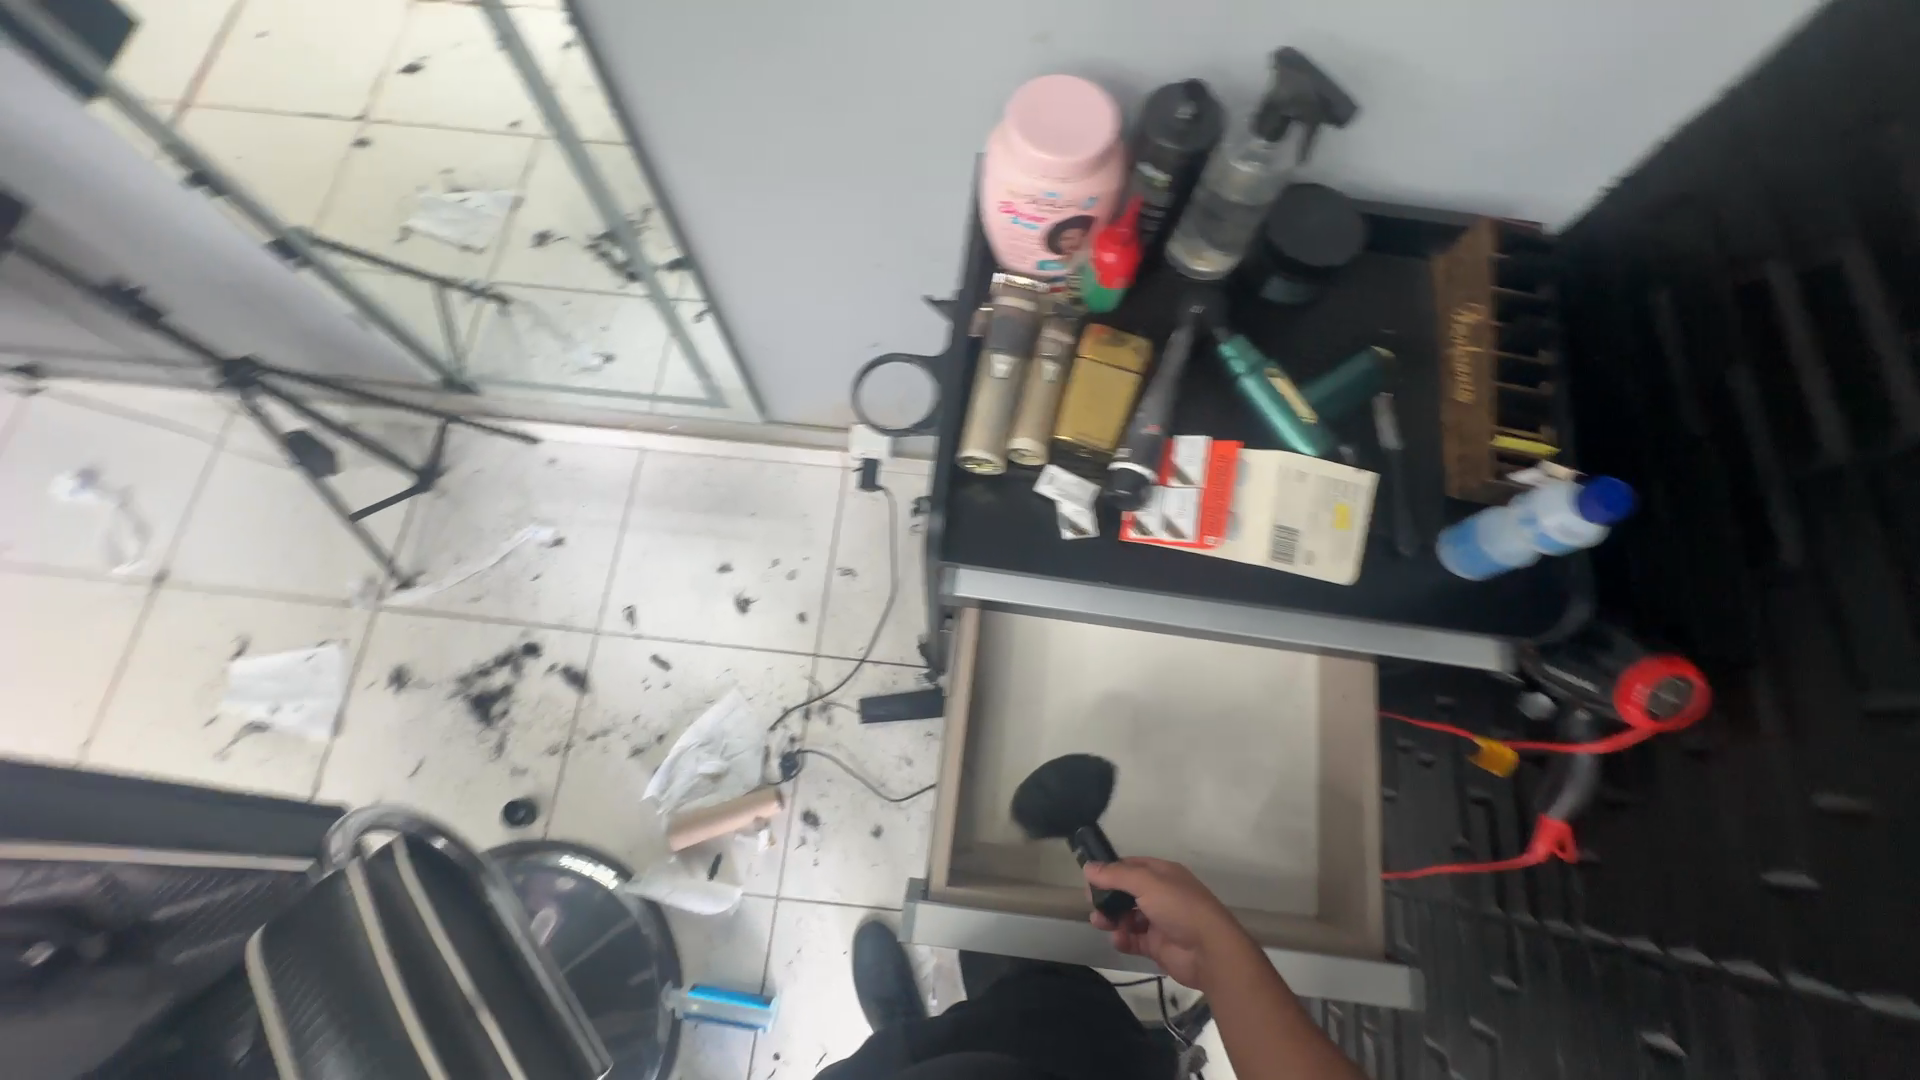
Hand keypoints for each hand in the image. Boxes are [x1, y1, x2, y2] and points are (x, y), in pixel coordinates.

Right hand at [1084, 857, 1259, 992]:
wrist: (1210, 951)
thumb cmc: (1179, 907)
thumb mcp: (1146, 883)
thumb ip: (1116, 875)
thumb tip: (1088, 867)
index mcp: (1162, 874)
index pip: (1130, 867)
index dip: (1110, 871)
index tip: (1090, 879)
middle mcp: (1161, 895)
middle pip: (1126, 893)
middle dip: (1108, 897)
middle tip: (1092, 903)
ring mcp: (1159, 921)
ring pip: (1128, 917)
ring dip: (1112, 919)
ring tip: (1100, 923)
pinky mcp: (1158, 945)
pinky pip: (1134, 940)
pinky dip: (1123, 939)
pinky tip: (1118, 939)